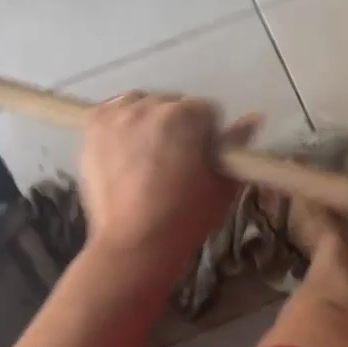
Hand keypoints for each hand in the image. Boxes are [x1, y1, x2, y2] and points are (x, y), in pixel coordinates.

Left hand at [78, 93, 259, 268]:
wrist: (135, 243)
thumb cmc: (187, 216)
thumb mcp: (224, 183)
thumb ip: (237, 144)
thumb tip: (255, 117)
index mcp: (183, 116)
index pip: (206, 109)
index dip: (210, 133)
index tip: (205, 156)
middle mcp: (147, 107)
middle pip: (172, 103)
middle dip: (180, 124)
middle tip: (178, 157)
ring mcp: (115, 118)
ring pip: (140, 104)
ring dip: (149, 120)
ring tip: (151, 151)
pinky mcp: (92, 131)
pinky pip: (110, 110)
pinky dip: (120, 121)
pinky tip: (127, 145)